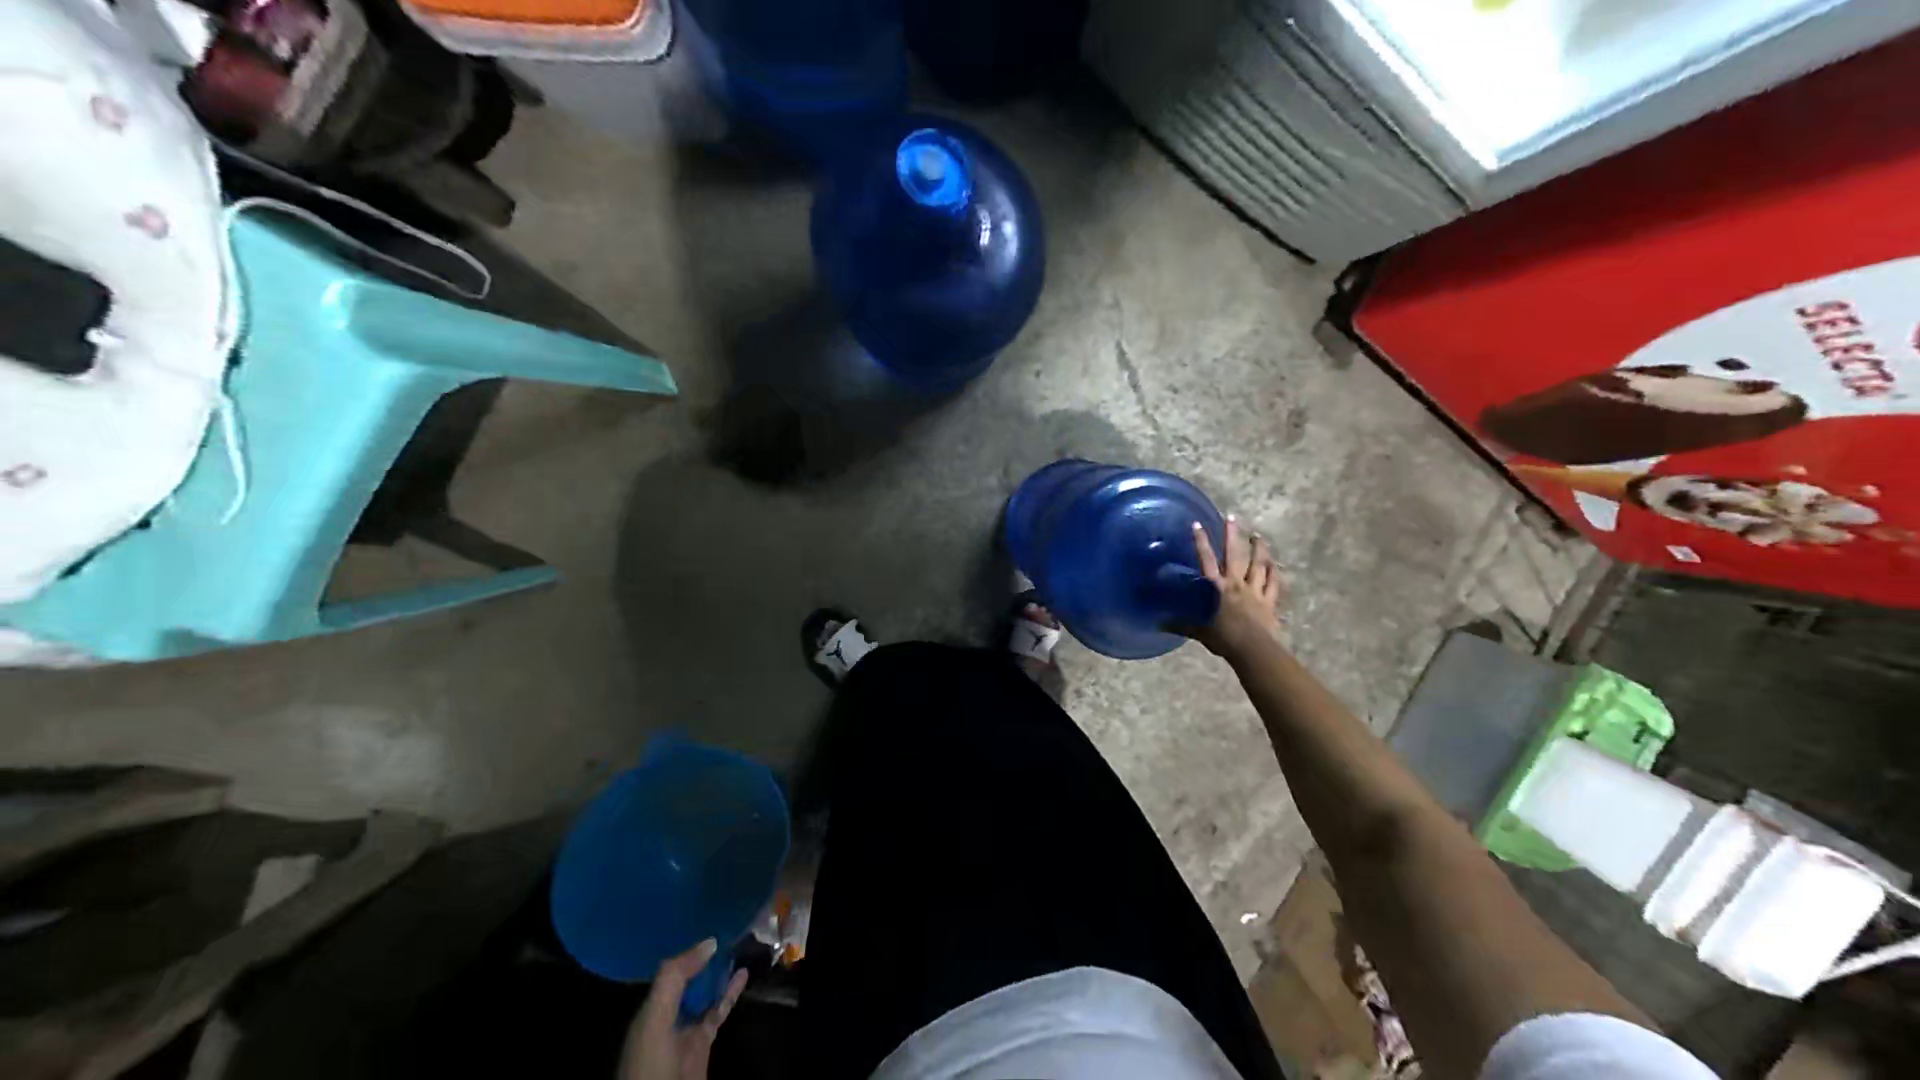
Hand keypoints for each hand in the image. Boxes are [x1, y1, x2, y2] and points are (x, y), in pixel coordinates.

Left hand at [618, 939, 748, 1079]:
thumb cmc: (650, 1063)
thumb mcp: (655, 1017)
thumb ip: (675, 979)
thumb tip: (709, 942)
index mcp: (650, 1008)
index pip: (669, 972)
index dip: (688, 951)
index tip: (709, 925)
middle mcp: (667, 1015)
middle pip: (689, 980)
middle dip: (705, 959)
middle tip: (727, 930)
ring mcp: (686, 1029)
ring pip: (705, 993)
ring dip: (720, 973)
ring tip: (738, 947)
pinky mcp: (704, 1042)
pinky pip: (718, 1010)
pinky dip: (730, 993)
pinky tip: (743, 975)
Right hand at [1188, 515, 1283, 660]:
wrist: (1254, 650)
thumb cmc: (1224, 640)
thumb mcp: (1199, 632)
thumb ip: (1181, 625)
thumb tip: (1158, 624)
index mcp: (1218, 589)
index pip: (1207, 560)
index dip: (1201, 542)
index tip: (1197, 524)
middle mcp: (1237, 584)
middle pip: (1235, 555)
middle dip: (1233, 535)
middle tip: (1233, 517)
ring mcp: (1256, 591)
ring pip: (1259, 565)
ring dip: (1258, 549)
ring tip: (1258, 536)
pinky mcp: (1270, 601)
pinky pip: (1274, 583)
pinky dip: (1275, 572)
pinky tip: (1276, 563)